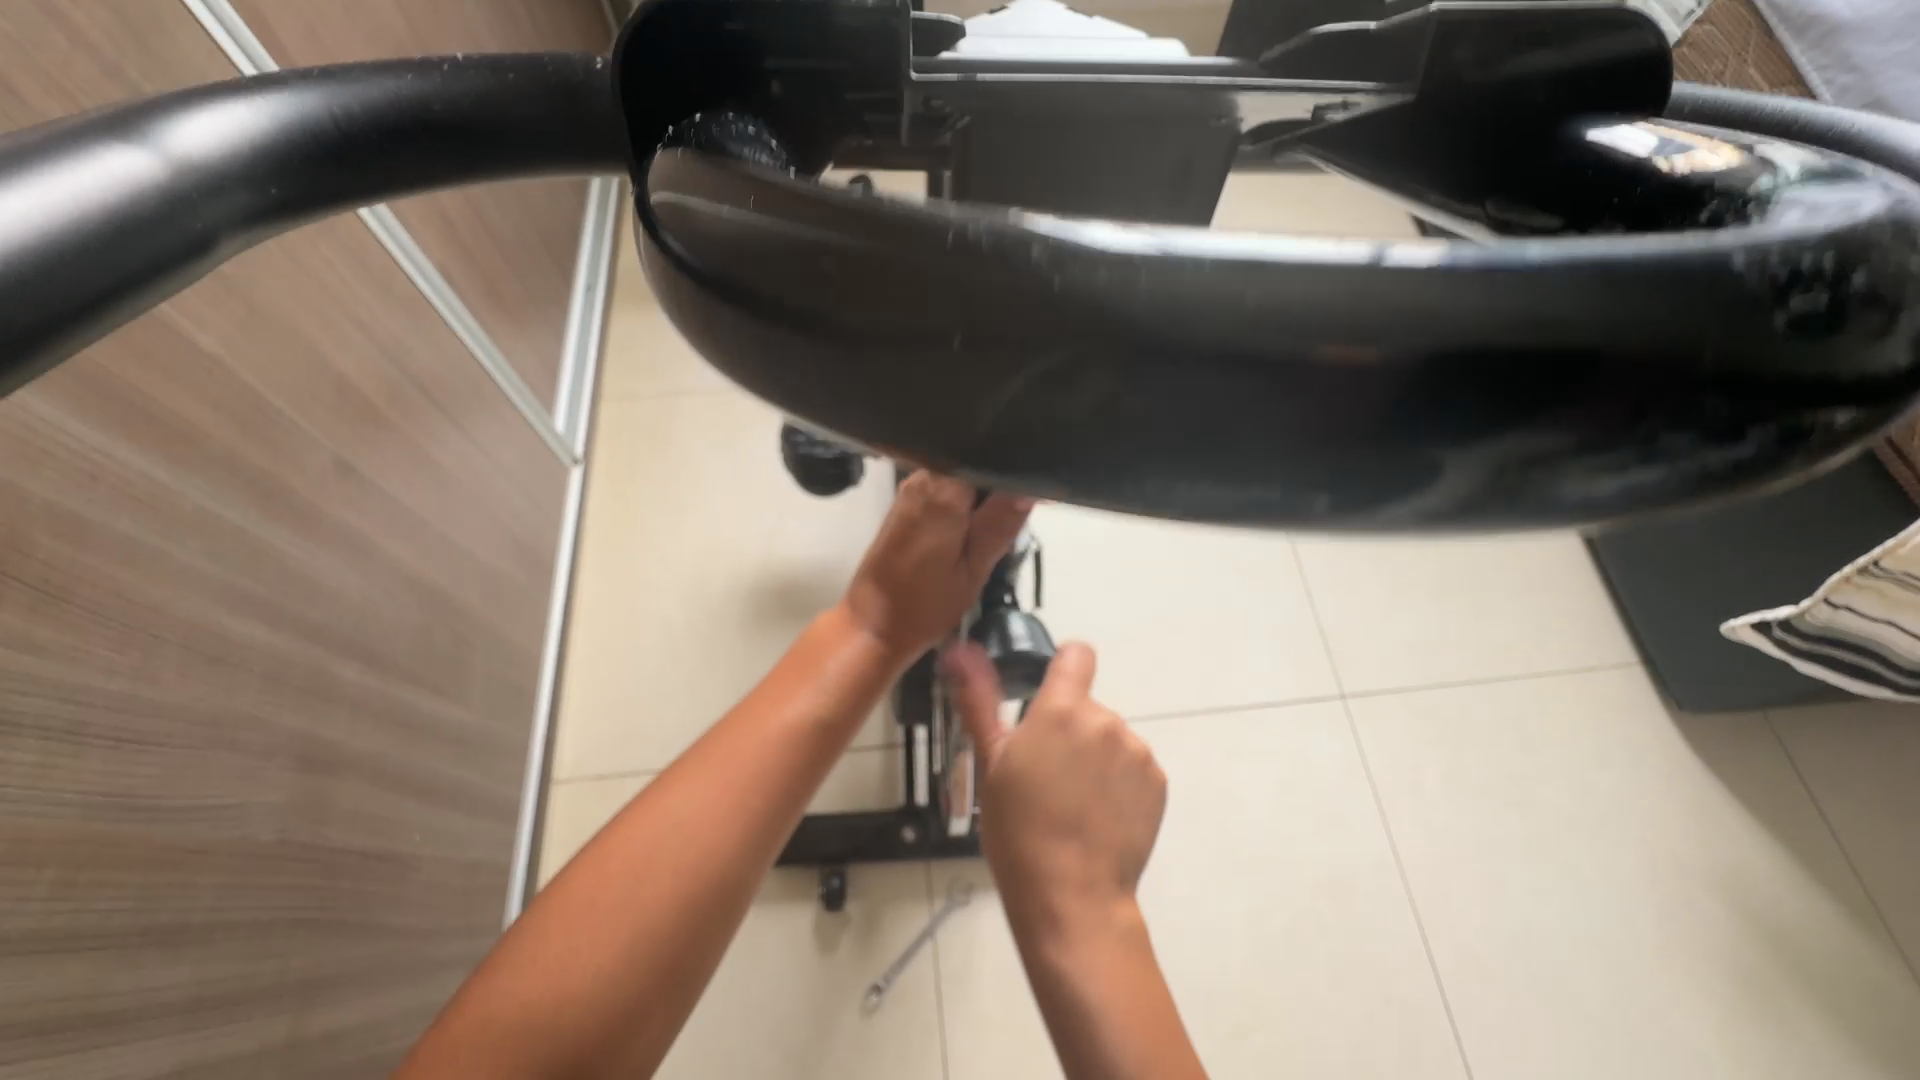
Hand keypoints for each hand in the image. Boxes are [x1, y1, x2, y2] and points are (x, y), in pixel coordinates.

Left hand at [841, 471, 1033, 660]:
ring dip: (982, 495)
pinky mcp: (906, 502)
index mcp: (942, 493)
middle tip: (1019, 514)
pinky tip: (975, 525)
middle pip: (974, 461)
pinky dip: (965, 501)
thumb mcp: (972, 571)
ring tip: (1000, 520)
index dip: (1015, 466)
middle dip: (1000, 482)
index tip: (1037, 490)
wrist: (872, 627)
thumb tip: (1031, 488)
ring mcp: (911, 489)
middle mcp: (922, 480)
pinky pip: (946, 486)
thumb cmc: (924, 607)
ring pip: (961, 474)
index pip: (987, 455)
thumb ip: (1000, 525)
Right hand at [946, 642, 1167, 934]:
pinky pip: (1133, 767)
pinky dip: (1118, 783)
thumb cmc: (1018, 830)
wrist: (1071, 895)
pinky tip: (1098, 816)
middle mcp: (1107, 720)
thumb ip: (979, 700)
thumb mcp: (990, 764)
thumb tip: (960, 651)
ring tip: (1073, 803)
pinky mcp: (1158, 783)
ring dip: (1094, 757)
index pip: (1077, 655)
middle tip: (1045, 776)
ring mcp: (1138, 752)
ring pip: (1109, 739)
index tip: (1045, 700)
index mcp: (1063, 709)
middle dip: (1069, 730)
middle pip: (1086, 707)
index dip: (1062, 669)